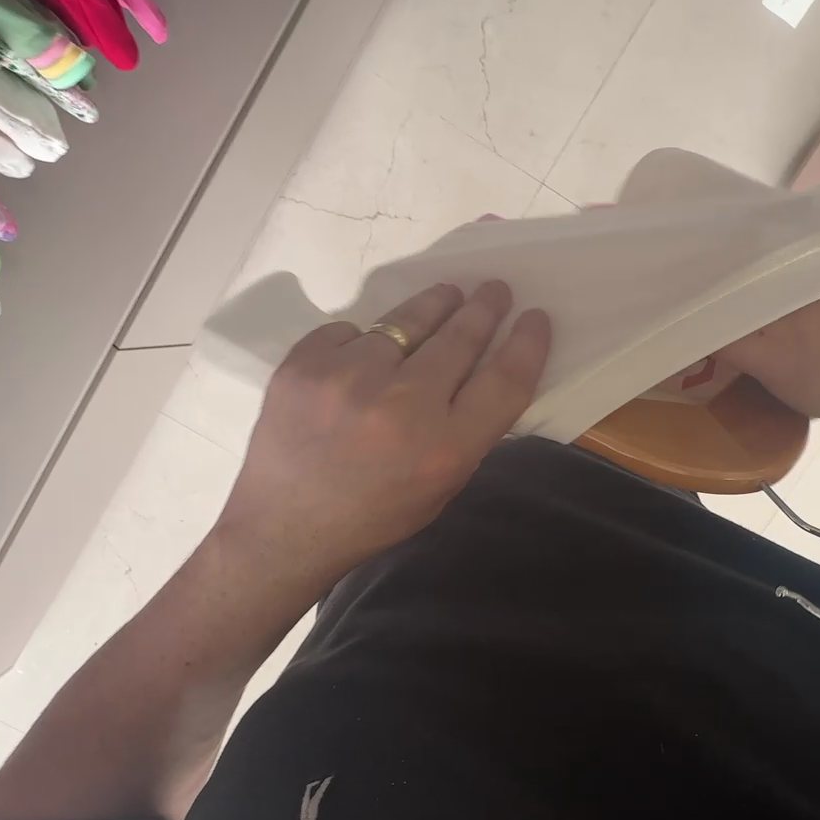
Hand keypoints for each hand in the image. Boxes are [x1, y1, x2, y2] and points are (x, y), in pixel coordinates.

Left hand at [212, 281, 551, 584]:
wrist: (283, 529)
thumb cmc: (371, 517)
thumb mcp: (438, 489)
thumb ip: (464, 433)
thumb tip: (483, 372)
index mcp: (444, 448)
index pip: (505, 380)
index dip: (527, 343)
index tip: (535, 318)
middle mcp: (403, 405)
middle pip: (461, 338)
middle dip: (483, 308)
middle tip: (494, 290)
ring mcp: (349, 378)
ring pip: (405, 321)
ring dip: (432, 306)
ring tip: (445, 295)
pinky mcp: (306, 363)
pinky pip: (351, 332)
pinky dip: (363, 342)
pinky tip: (366, 356)